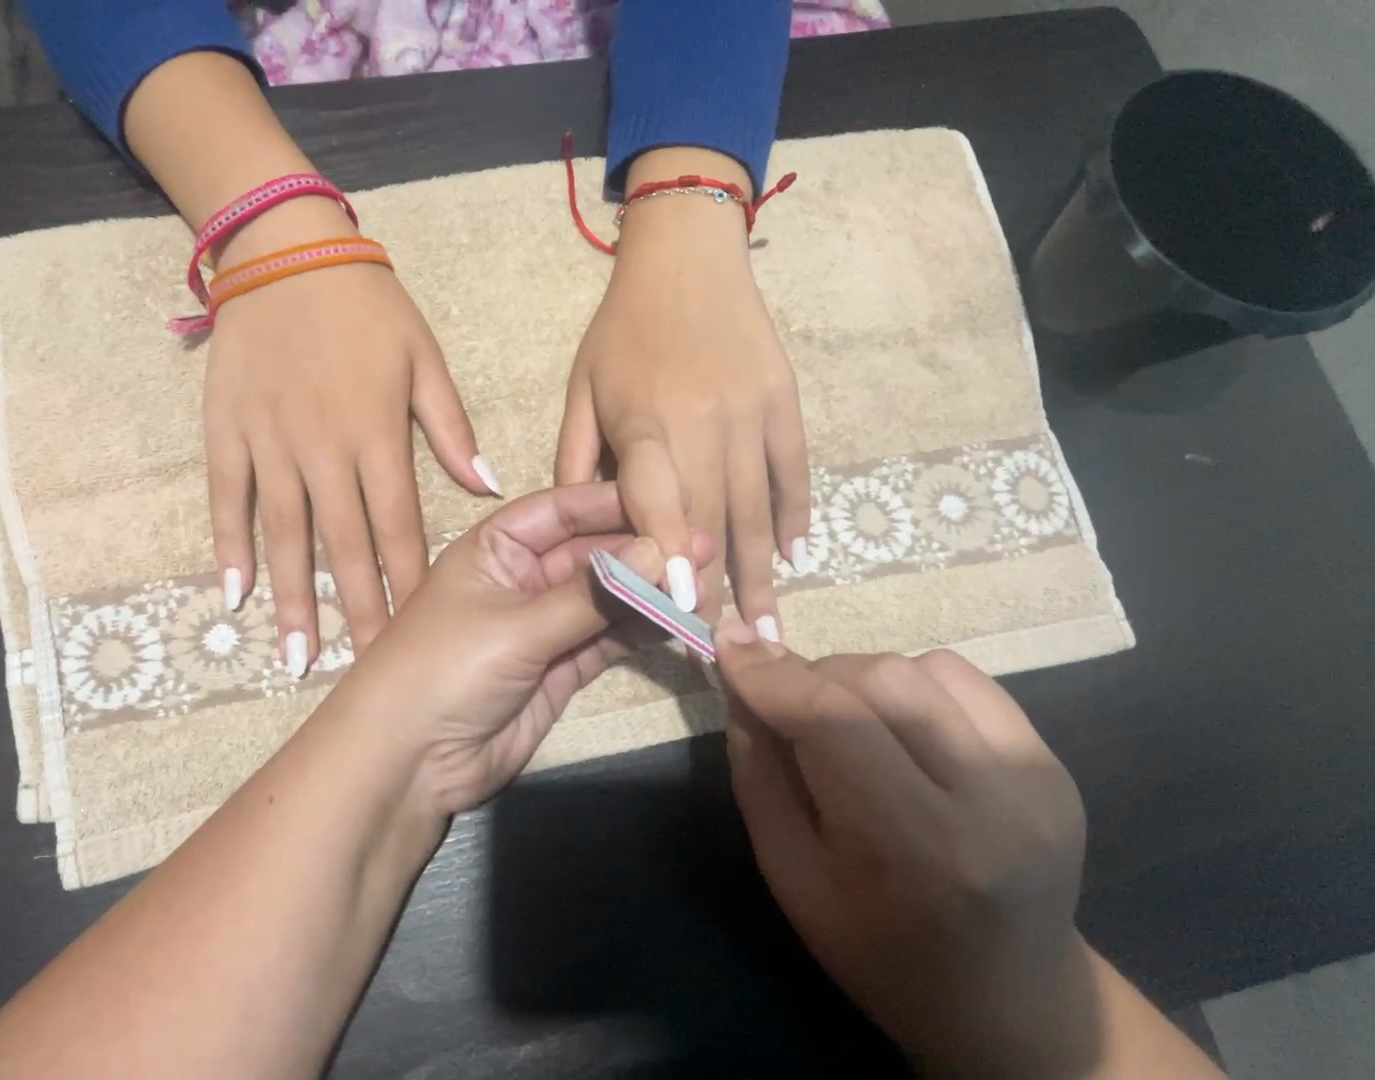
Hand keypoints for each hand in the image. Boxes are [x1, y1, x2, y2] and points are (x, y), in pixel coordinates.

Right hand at [204, 199, 497, 674]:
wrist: (285, 252)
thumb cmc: (367, 307)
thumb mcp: (424, 358)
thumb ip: (453, 428)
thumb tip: (489, 487)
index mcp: (379, 436)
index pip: (400, 526)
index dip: (409, 582)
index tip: (418, 633)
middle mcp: (325, 451)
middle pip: (345, 546)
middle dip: (357, 611)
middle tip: (363, 670)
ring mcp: (270, 445)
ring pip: (285, 535)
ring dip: (293, 598)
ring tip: (298, 656)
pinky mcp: (226, 433)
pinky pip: (227, 499)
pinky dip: (230, 546)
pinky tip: (234, 593)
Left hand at [337, 482, 714, 813]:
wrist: (408, 762)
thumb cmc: (447, 669)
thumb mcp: (516, 625)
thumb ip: (592, 594)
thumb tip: (661, 552)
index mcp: (496, 547)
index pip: (563, 509)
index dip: (614, 503)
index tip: (671, 499)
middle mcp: (523, 577)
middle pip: (592, 553)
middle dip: (642, 552)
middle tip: (702, 549)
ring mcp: (544, 625)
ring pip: (606, 598)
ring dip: (649, 593)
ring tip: (702, 584)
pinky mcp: (561, 669)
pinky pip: (608, 639)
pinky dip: (641, 631)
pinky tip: (677, 620)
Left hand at [556, 149, 809, 638]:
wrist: (689, 256)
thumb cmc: (623, 330)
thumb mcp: (582, 389)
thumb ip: (577, 458)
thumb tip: (575, 525)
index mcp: (645, 424)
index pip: (656, 499)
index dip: (666, 557)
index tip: (678, 612)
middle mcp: (704, 426)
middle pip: (711, 521)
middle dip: (718, 589)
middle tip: (724, 649)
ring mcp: (752, 416)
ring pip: (758, 508)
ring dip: (764, 571)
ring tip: (771, 627)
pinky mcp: (786, 405)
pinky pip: (794, 471)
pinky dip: (796, 515)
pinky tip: (798, 555)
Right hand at [714, 624, 1099, 1079]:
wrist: (1005, 997)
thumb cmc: (877, 949)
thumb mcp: (789, 873)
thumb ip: (759, 769)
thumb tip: (740, 676)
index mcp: (916, 846)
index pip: (834, 721)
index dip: (772, 676)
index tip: (726, 644)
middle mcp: (990, 799)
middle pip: (879, 680)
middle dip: (812, 679)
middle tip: (786, 710)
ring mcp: (1035, 774)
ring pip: (920, 667)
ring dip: (860, 679)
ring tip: (848, 727)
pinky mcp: (1055, 759)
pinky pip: (961, 679)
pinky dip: (911, 682)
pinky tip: (900, 727)